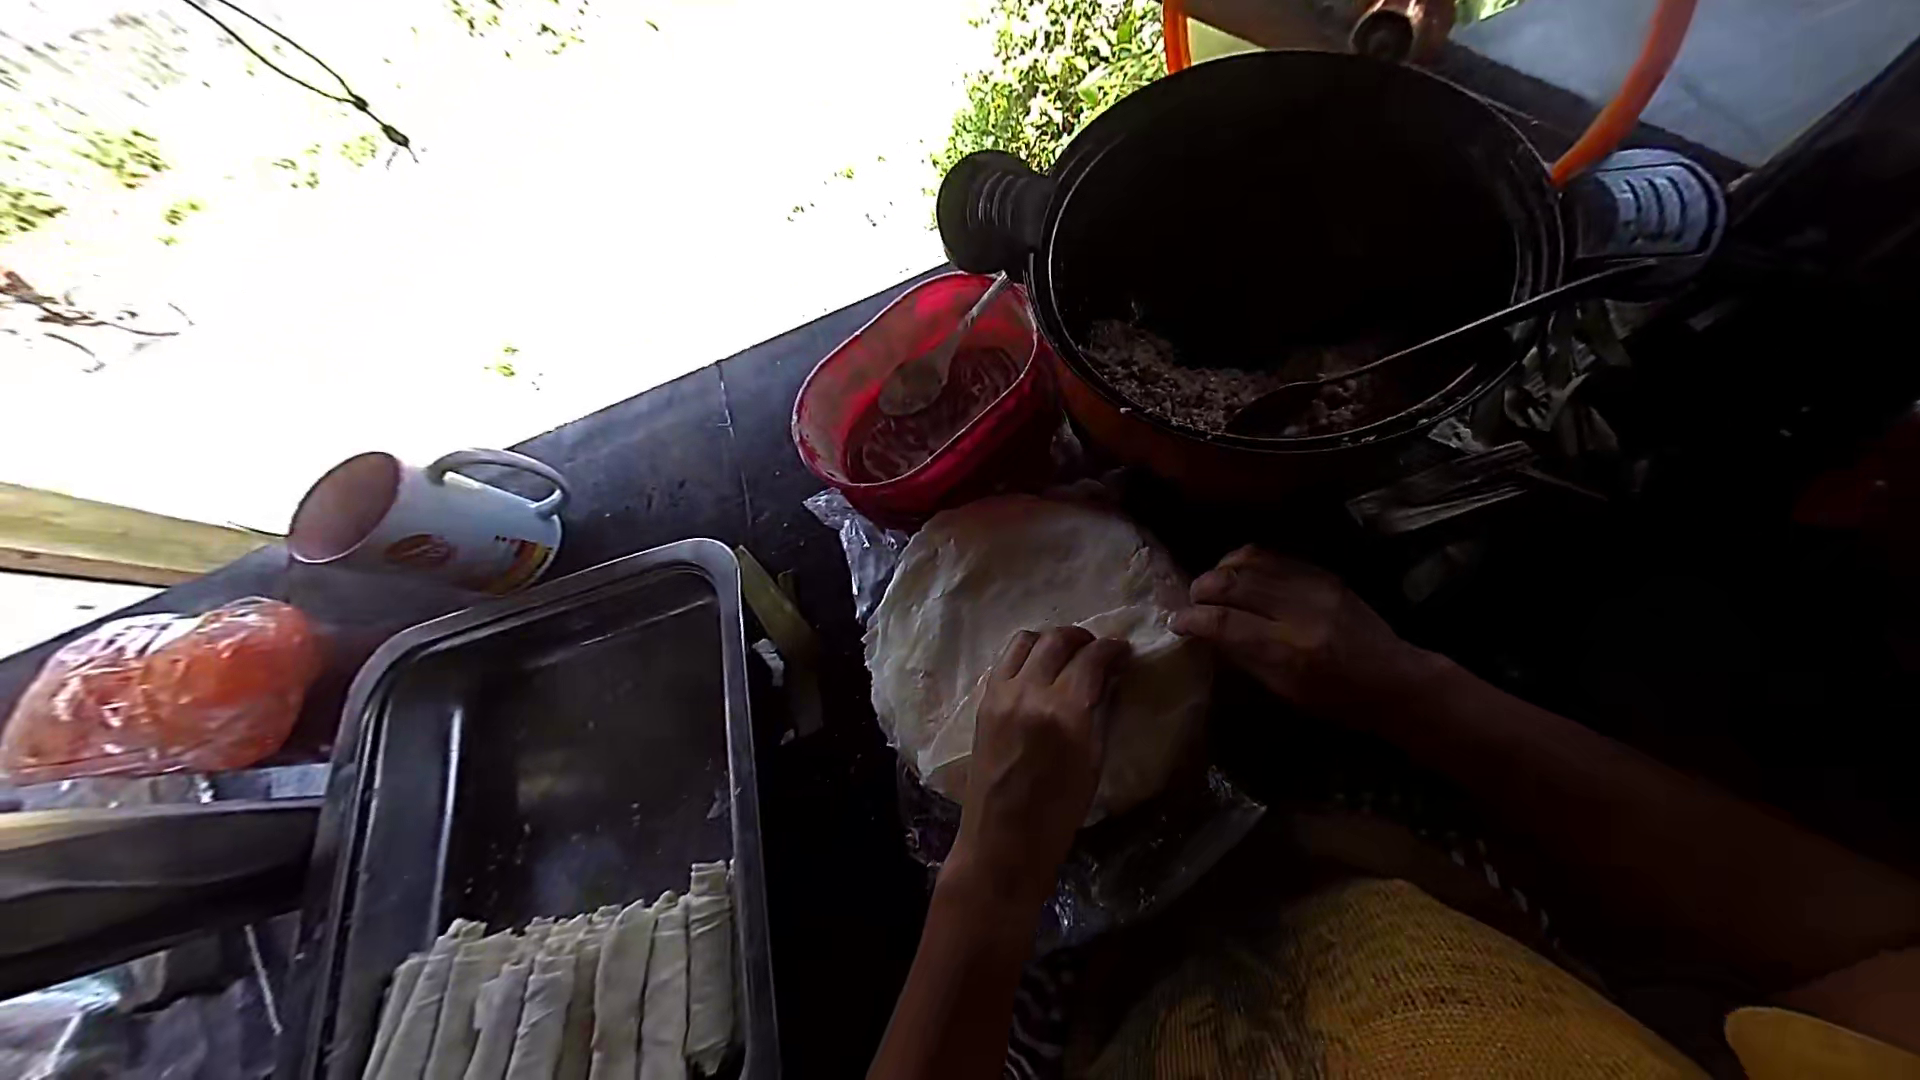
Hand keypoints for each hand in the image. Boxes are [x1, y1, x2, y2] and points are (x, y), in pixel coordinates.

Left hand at [950, 626, 1128, 902]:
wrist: (1002, 841)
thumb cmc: (1059, 814)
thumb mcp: (1093, 762)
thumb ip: (1099, 712)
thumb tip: (1108, 678)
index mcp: (1064, 713)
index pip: (1092, 659)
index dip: (1113, 649)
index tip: (1123, 650)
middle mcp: (1029, 693)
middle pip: (1058, 640)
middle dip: (1083, 638)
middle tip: (1098, 649)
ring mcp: (1001, 694)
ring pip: (1026, 640)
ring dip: (1050, 641)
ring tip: (1066, 654)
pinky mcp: (983, 701)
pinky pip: (1005, 660)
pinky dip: (1025, 655)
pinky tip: (1038, 670)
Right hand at [1171, 546, 1436, 718]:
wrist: (1395, 680)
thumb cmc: (1336, 699)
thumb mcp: (1282, 688)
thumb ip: (1240, 654)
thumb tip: (1202, 631)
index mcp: (1288, 650)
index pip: (1223, 622)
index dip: (1191, 618)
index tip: (1176, 622)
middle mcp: (1299, 611)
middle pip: (1230, 583)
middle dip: (1200, 589)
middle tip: (1191, 602)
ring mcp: (1313, 586)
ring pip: (1247, 560)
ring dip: (1219, 571)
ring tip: (1212, 586)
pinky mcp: (1322, 573)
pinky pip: (1271, 556)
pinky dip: (1244, 563)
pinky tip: (1238, 575)